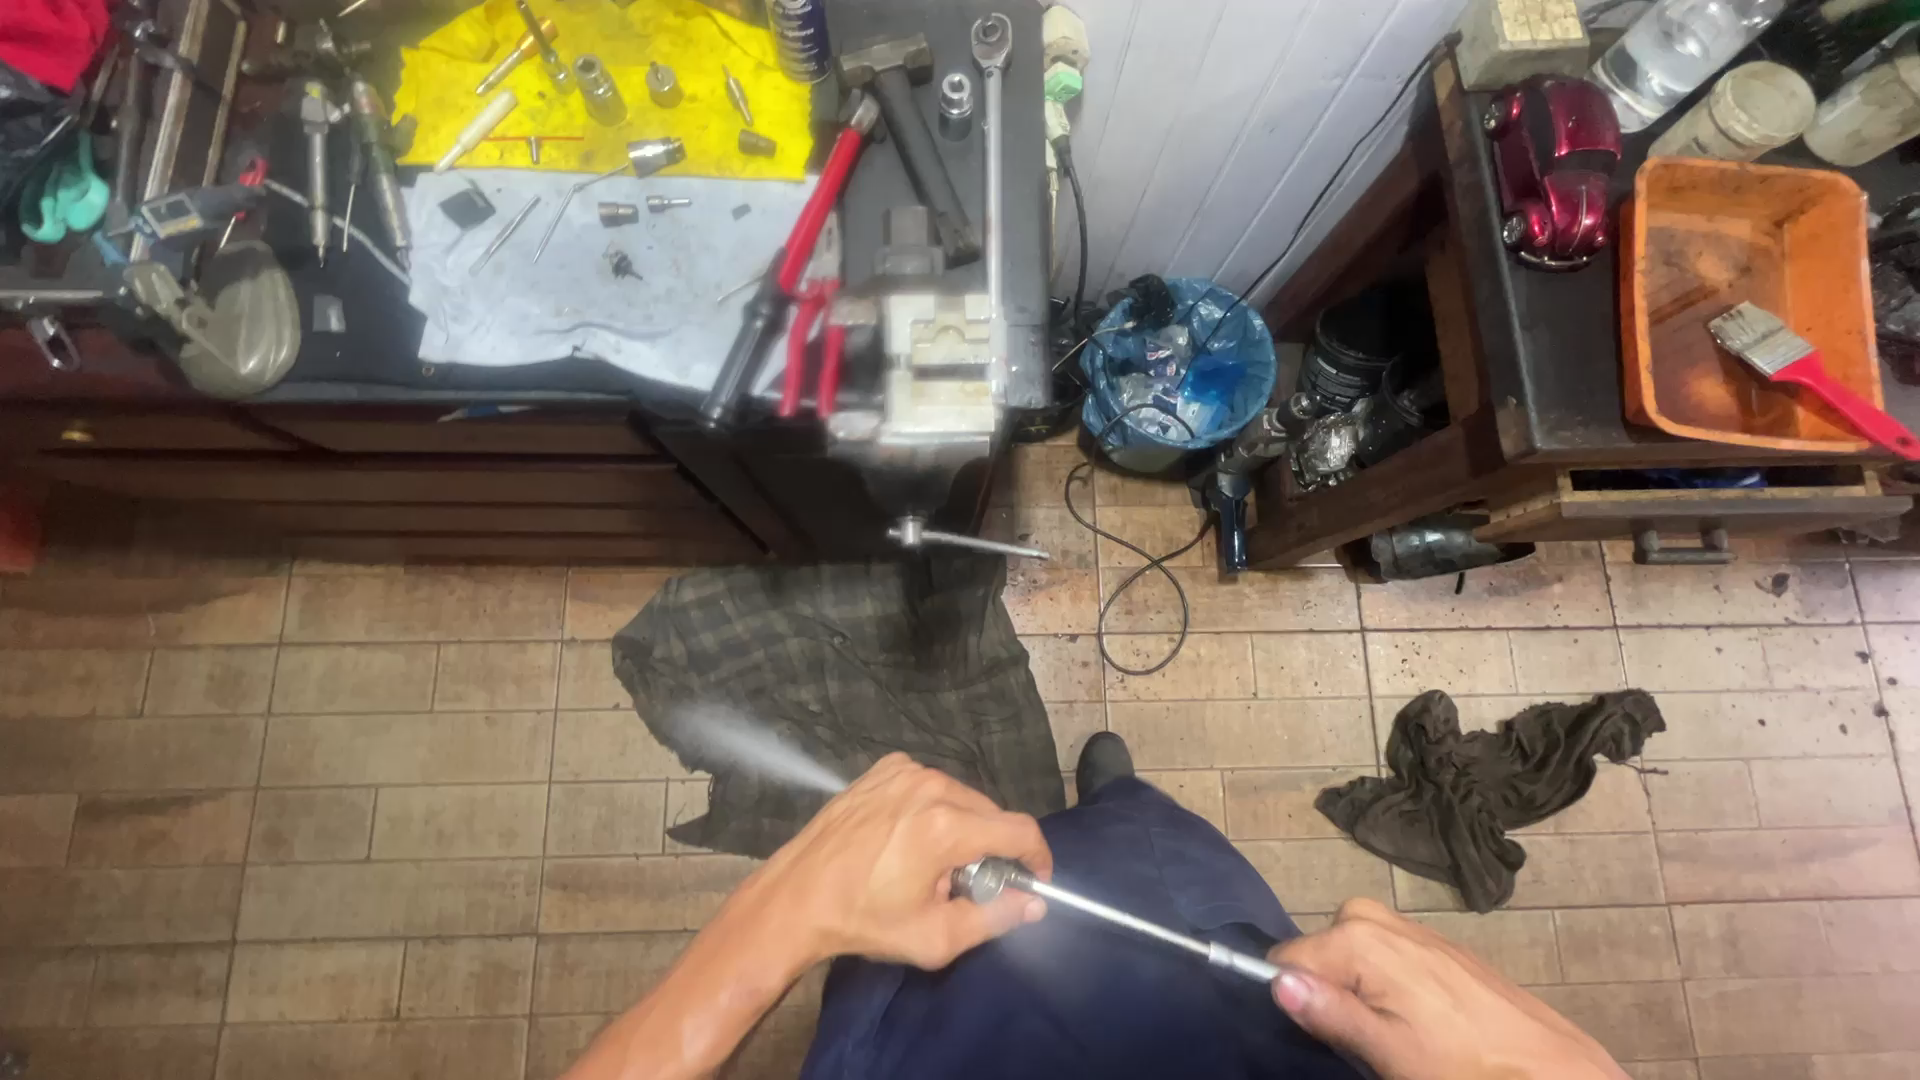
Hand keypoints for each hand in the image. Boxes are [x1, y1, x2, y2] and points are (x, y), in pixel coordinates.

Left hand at [739, 753, 1052, 969]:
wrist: (799, 895)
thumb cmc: (866, 920)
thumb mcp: (934, 937)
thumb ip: (994, 918)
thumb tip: (1034, 903)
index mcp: (947, 827)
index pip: (1020, 830)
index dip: (1037, 856)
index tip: (1035, 878)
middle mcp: (932, 786)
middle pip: (990, 813)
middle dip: (992, 848)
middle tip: (968, 882)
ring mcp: (906, 770)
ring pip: (962, 796)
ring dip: (963, 826)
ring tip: (932, 861)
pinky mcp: (886, 766)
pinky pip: (930, 784)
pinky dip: (933, 807)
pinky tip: (908, 835)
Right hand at [1268, 899, 1627, 1079]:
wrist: (1557, 1071)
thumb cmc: (1465, 1066)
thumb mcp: (1391, 1053)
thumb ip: (1331, 1013)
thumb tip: (1277, 983)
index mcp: (1355, 936)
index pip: (1286, 960)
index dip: (1299, 1000)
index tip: (1331, 1034)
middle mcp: (1370, 913)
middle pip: (1317, 953)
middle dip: (1332, 992)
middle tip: (1372, 1037)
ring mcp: (1402, 921)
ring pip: (1346, 953)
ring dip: (1358, 989)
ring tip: (1399, 1031)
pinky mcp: (1427, 936)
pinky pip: (1379, 952)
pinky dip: (1384, 982)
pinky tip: (1421, 1017)